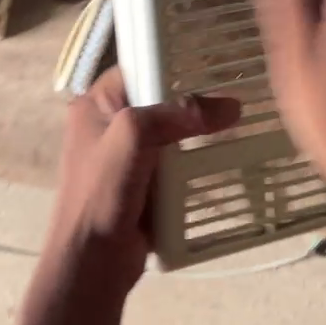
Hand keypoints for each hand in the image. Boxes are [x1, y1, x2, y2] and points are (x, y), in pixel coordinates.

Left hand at [12, 68, 239, 324]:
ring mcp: (126, 156)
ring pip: (170, 131)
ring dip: (196, 132)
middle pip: (159, 98)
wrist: (91, 266)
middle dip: (191, 98)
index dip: (172, 61)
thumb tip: (231, 106)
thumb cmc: (101, 192)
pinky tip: (222, 153)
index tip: (210, 58)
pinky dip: (194, 159)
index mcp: (95, 103)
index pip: (139, 66)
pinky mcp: (142, 184)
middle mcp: (109, 123)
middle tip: (230, 89)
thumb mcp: (134, 136)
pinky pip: (174, 161)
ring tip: (234, 118)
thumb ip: (178, 113)